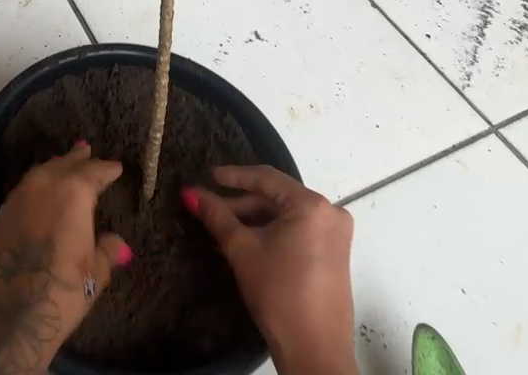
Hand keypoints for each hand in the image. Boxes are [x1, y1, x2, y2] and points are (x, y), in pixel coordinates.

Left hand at [0, 142, 131, 374]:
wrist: (10, 315)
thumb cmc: (62, 291)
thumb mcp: (96, 273)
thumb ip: (108, 250)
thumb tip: (117, 243)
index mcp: (73, 191)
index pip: (94, 171)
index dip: (107, 169)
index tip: (116, 168)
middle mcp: (44, 184)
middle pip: (64, 164)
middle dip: (78, 159)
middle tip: (87, 150)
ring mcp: (18, 197)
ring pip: (41, 173)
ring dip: (55, 168)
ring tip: (64, 165)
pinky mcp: (1, 214)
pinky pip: (25, 189)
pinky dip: (37, 186)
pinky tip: (41, 194)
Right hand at [185, 166, 355, 374]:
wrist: (314, 351)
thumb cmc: (278, 293)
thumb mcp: (242, 249)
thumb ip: (216, 215)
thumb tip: (191, 192)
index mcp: (311, 205)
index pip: (266, 178)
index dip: (233, 176)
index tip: (208, 176)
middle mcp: (330, 212)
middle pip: (277, 197)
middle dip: (242, 203)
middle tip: (211, 209)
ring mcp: (336, 234)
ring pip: (287, 215)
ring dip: (255, 219)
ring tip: (224, 228)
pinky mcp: (336, 253)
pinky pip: (299, 230)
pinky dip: (273, 232)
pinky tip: (248, 242)